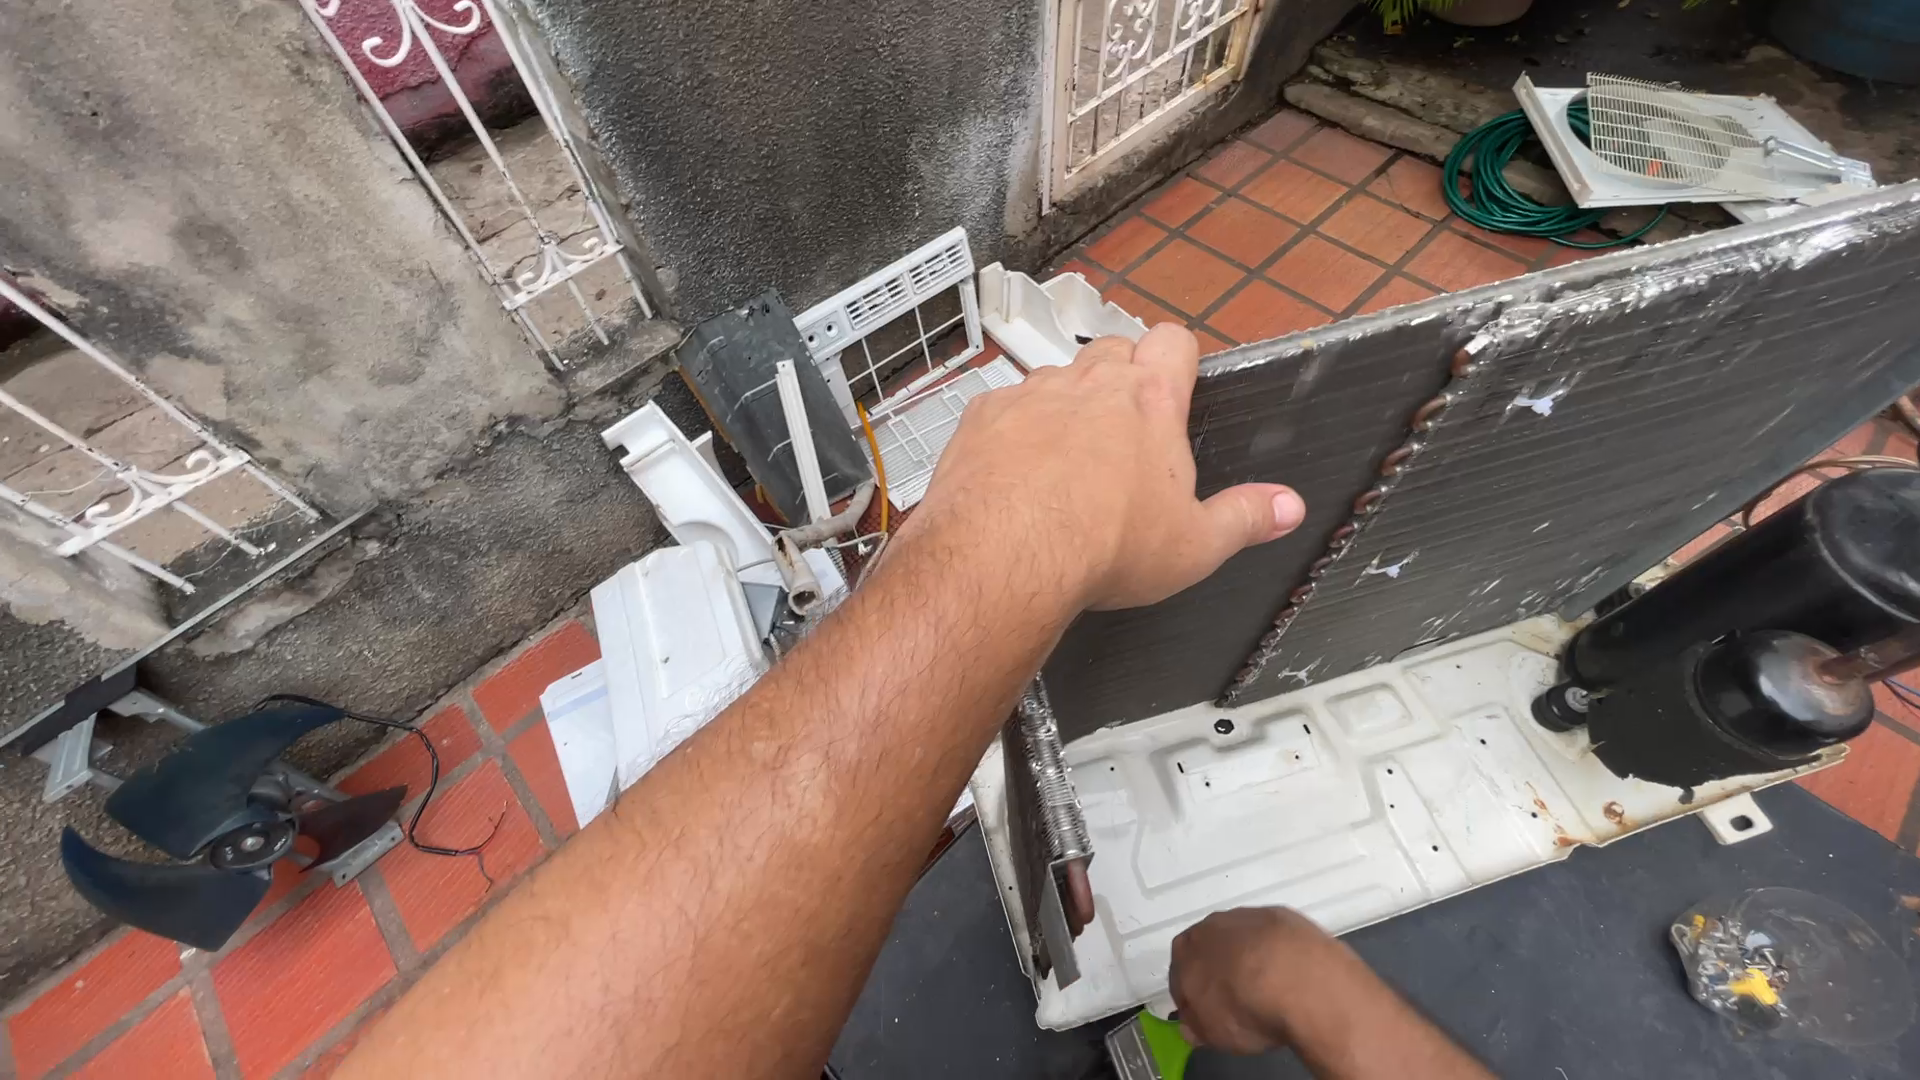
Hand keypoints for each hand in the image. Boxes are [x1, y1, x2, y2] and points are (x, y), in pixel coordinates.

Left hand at [906, 325, 1304, 611]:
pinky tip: (1012, 470)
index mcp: (1148, 401)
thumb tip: (1287, 506)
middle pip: (1112, 351)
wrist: (1006, 553)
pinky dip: (1012, 429)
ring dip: (1063, 405)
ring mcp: (1029, 394)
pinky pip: (1002, 406)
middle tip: (1121, 430)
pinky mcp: (983, 416)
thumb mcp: (1193, 545)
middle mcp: (1088, 384)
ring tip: (1063, 458)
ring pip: (1054, 377)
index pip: (1173, 342)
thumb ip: (1244, 518)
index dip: (1177, 359)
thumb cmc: (1104, 546)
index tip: (1175, 385)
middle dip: (1120, 378)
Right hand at [1169, 907, 1343, 1053]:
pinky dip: (1274, 950)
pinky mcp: (1276, 914)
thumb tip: (1191, 1026)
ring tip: (1267, 987)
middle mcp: (1207, 927)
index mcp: (1184, 952)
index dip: (1192, 997)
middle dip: (1219, 970)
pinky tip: (1287, 972)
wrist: (1294, 979)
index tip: (1208, 1014)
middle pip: (1207, 949)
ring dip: (1246, 956)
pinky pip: (1268, 933)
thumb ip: (1196, 1027)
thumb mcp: (1214, 1034)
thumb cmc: (1244, 1008)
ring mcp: (1242, 917)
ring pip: (1238, 937)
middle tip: (1237, 999)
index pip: (1179, 975)